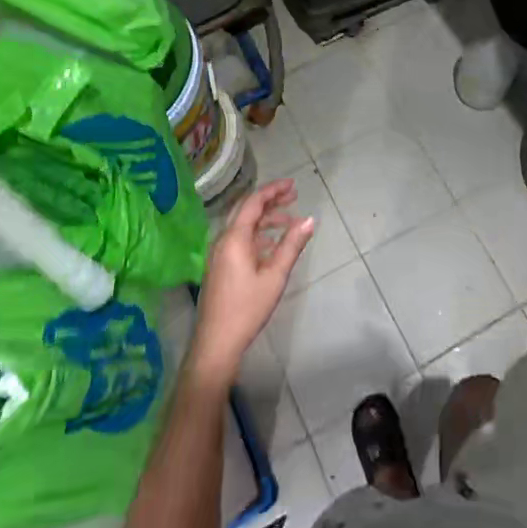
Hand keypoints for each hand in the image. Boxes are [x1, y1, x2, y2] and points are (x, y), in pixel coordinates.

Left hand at [189, 179, 315, 385]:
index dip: (273, 190)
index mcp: (234, 238)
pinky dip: (258, 235)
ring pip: (243, 226)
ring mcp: (218, 254)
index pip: (254, 203)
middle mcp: (222, 240)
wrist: (216, 341)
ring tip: (290, 222)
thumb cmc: (247, 307)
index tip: (293, 185)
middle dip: (270, 201)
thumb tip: (309, 220)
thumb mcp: (275, 275)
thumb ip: (291, 245)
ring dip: (266, 220)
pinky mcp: (220, 266)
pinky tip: (273, 245)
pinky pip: (239, 240)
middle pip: (246, 211)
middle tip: (294, 196)